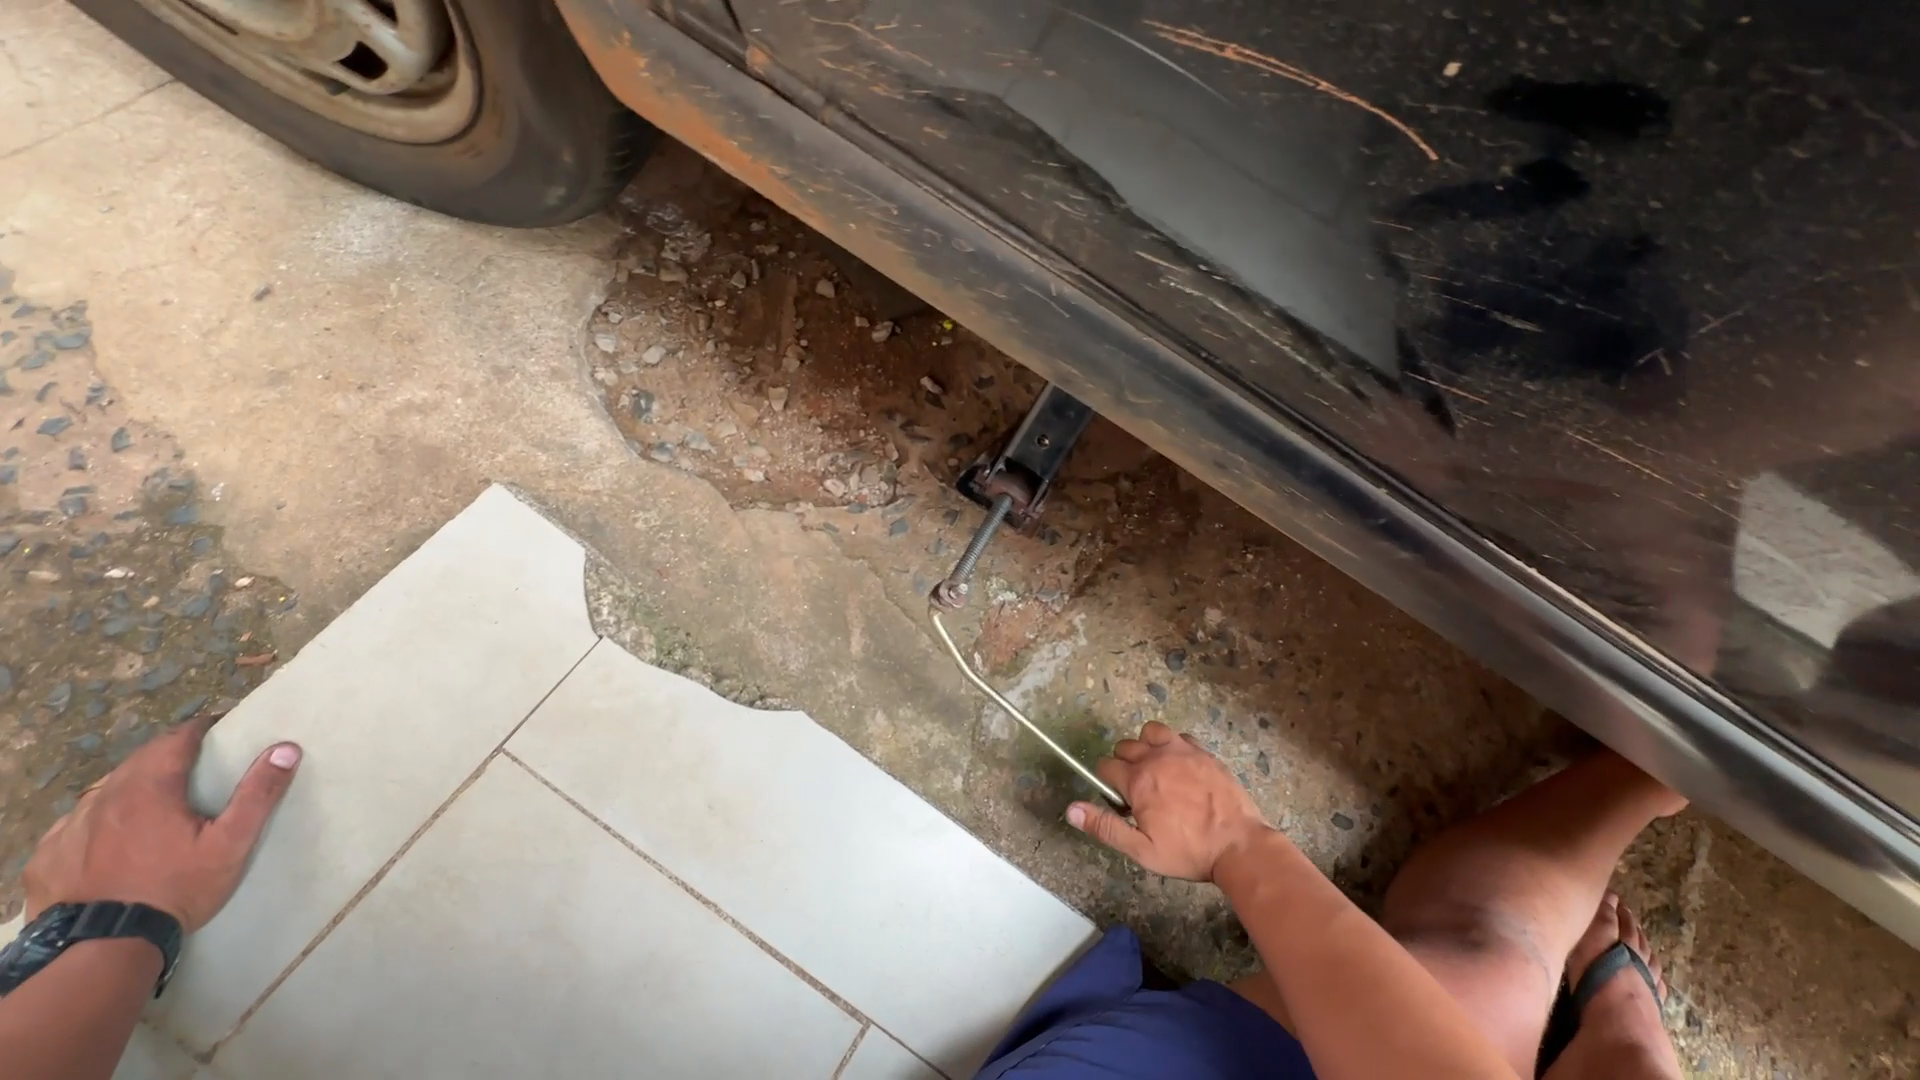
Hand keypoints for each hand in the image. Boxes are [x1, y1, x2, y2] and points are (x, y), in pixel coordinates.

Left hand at [23, 718, 301, 932]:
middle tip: (192, 763)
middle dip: (166, 754)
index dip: (198, 729)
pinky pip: (74, 825)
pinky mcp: (47, 859)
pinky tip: (109, 838)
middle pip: (137, 762)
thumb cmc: (176, 888)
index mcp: (149, 790)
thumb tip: (285, 748)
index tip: (217, 727)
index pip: (173, 741)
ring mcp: (69, 830)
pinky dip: (98, 820)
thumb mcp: (231, 843)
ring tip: (153, 800)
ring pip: (103, 792)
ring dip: (131, 786)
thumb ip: (258, 794)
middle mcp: (104, 800)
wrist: (102, 947)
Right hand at [1067, 721, 1277, 880]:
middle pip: (1125, 747)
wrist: (1239, 846)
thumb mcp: (1142, 849)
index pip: (1106, 767)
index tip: (1123, 804)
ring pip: (1150, 732)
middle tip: (1139, 793)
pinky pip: (1178, 736)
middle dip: (1124, 766)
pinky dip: (1173, 746)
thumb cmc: (1189, 852)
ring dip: (1146, 747)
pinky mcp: (1204, 752)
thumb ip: (1104, 827)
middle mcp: (1157, 758)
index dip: (1108, 785)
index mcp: (1138, 780)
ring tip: (1156, 771)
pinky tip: (1180, 768)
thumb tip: (1071, 810)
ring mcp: (1182, 751)